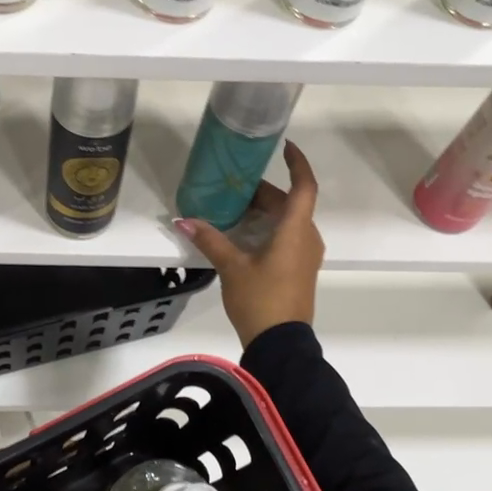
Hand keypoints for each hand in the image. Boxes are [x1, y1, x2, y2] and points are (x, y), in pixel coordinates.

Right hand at [175, 141, 323, 347]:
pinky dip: (268, 229)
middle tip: (235, 185)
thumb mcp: (231, 267)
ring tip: (234, 208)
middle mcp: (307, 238)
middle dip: (265, 192)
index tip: (284, 147)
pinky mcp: (299, 270)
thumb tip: (184, 220)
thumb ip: (210, 240)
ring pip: (288, 222)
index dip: (297, 163)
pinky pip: (287, 238)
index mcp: (296, 230)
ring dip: (265, 212)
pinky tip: (243, 235)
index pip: (304, 186)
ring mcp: (306, 256)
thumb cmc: (260, 299)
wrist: (280, 344)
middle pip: (290, 204)